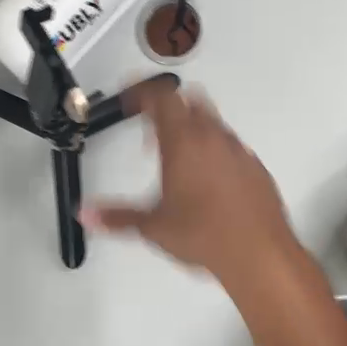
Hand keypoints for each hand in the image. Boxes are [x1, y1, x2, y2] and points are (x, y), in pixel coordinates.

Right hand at [81, 85, 297, 282]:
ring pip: (214, 123)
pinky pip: (233, 147)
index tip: (131, 98)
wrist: (257, 254)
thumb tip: (89, 214)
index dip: (142, 91)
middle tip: (153, 123)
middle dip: (170, 106)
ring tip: (178, 156)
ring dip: (194, 129)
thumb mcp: (152, 227)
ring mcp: (238, 152)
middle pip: (190, 100)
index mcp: (183, 144)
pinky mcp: (256, 169)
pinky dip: (217, 152)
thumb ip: (117, 217)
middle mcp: (213, 140)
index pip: (161, 98)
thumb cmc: (209, 236)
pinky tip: (209, 181)